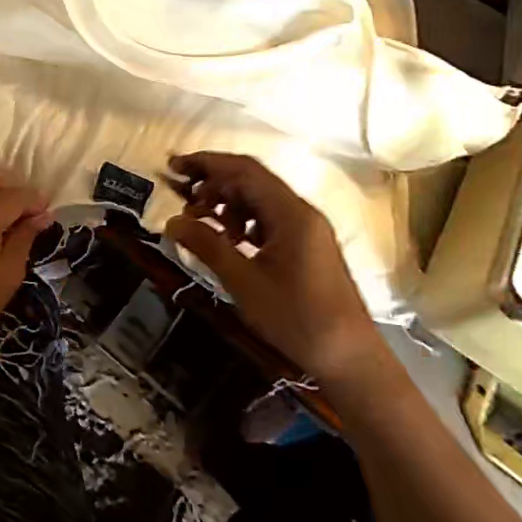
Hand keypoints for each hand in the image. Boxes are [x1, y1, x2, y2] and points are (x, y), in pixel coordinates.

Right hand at [163, 152, 378, 380]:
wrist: (349, 358)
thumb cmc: (296, 319)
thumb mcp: (243, 282)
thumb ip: (207, 246)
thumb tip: (172, 221)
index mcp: (291, 213)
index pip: (244, 171)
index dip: (206, 163)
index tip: (174, 166)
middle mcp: (302, 212)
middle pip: (252, 181)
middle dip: (214, 183)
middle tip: (181, 197)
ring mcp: (307, 229)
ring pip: (260, 200)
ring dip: (227, 204)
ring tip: (199, 221)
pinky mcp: (307, 246)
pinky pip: (270, 219)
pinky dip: (242, 221)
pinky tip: (227, 239)